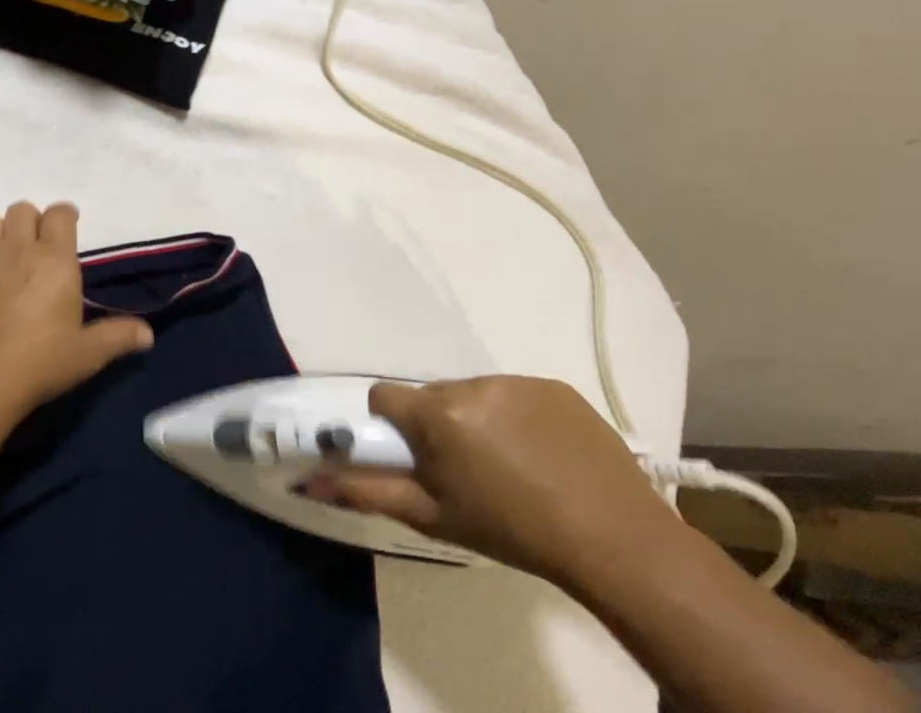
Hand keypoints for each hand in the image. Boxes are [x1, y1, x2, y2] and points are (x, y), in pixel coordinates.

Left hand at [0, 202, 153, 413]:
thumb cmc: (42, 361)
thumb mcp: (88, 353)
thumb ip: (118, 336)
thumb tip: (147, 333)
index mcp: (54, 260)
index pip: (59, 214)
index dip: (66, 214)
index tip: (71, 224)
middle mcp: (17, 251)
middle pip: (21, 210)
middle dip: (33, 219)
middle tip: (42, 245)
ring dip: (4, 234)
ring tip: (13, 258)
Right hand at [310, 376, 685, 583]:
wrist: (617, 542)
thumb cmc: (511, 530)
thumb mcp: (430, 517)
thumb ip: (365, 491)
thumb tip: (308, 480)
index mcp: (438, 413)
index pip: (383, 396)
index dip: (388, 426)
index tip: (411, 457)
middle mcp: (473, 384)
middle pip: (429, 396)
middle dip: (433, 425)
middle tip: (459, 469)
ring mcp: (520, 383)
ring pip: (470, 393)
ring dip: (472, 419)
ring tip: (504, 464)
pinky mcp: (558, 387)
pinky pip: (512, 394)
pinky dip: (513, 416)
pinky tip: (537, 453)